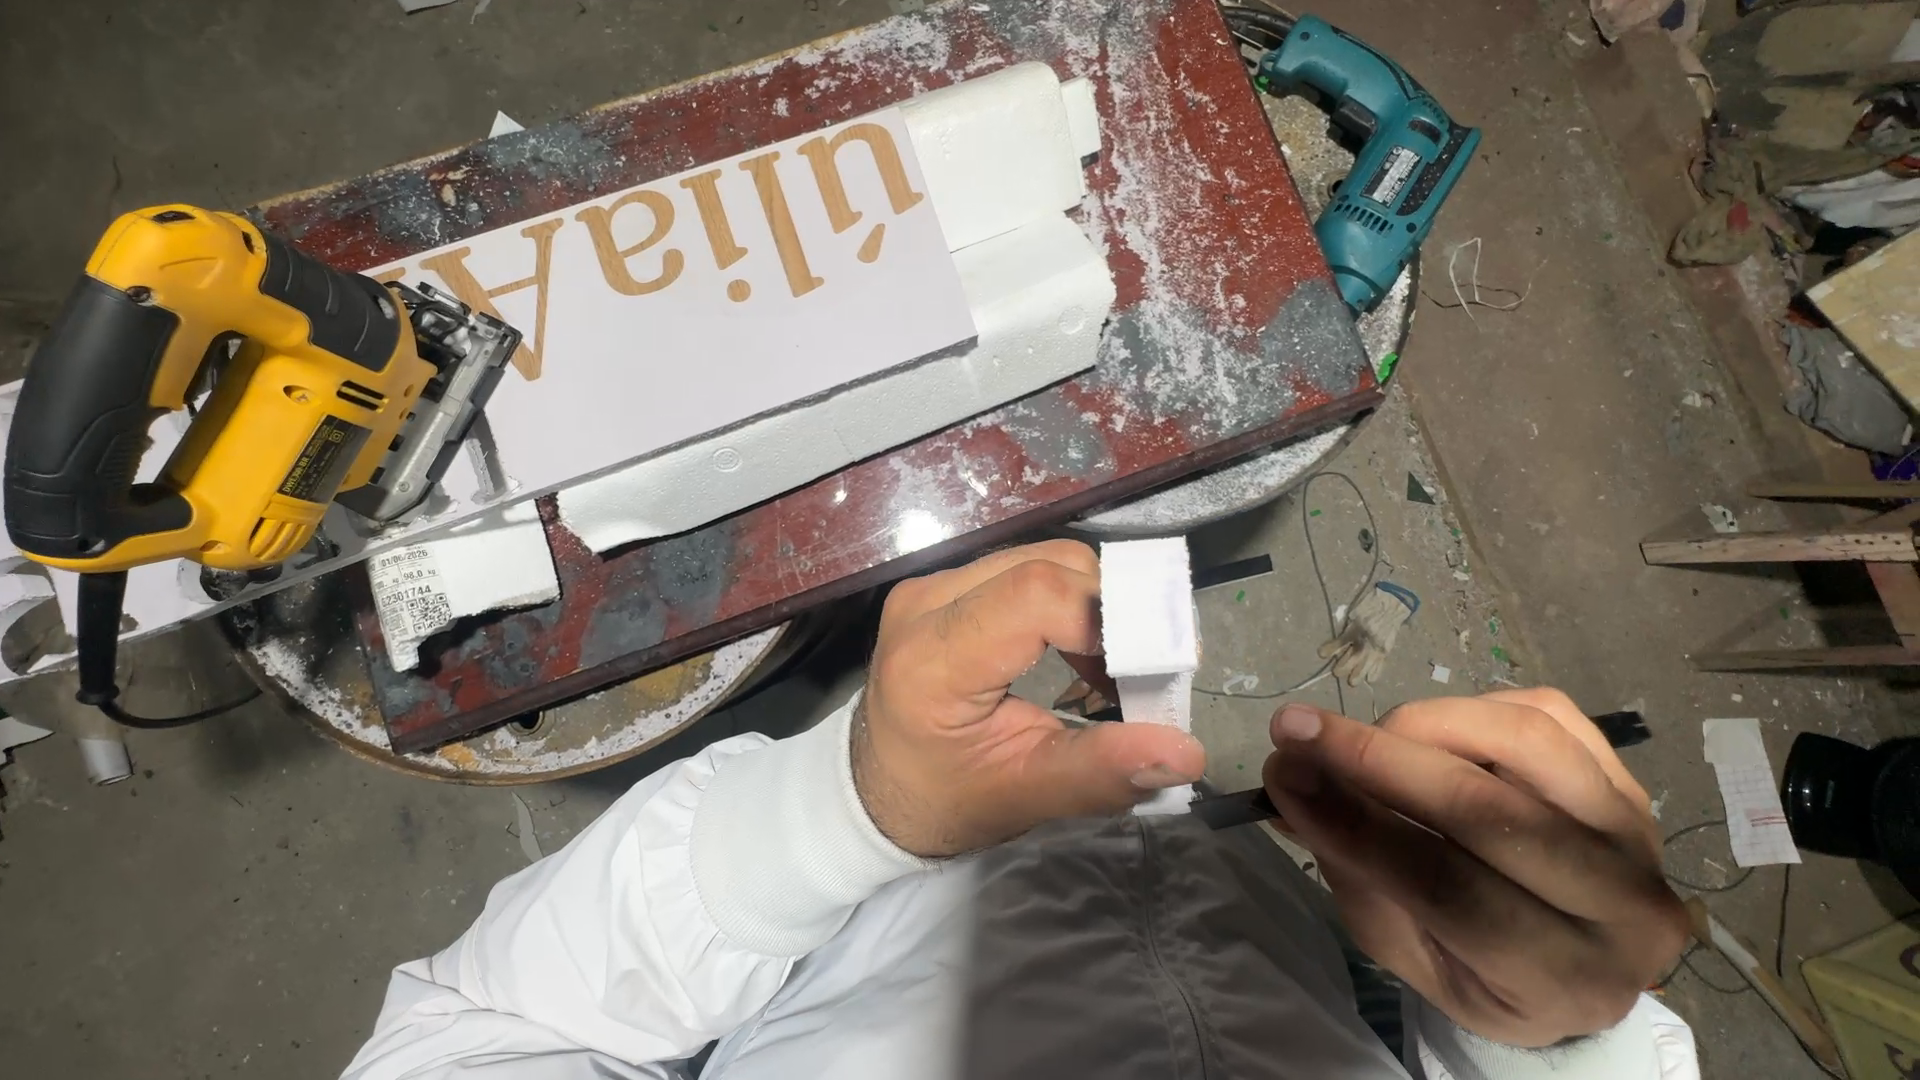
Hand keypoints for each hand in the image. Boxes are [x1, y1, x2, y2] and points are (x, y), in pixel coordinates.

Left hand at [853, 540, 1205, 857]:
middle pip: (1046, 565)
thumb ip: (1098, 771)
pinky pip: (1023, 568)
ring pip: (1041, 558)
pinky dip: (1068, 601)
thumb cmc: (941, 800)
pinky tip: (1081, 649)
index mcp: (934, 658)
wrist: (875, 789)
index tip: (1154, 672)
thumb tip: (1186, 752)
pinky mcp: (944, 586)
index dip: (1110, 621)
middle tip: (1144, 672)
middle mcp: (926, 601)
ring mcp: (932, 586)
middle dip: (1113, 611)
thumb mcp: (1020, 797)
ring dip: (1093, 604)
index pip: (1035, 595)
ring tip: (1114, 667)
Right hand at [1261, 688, 1686, 1046]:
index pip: (1447, 887)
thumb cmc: (1468, 958)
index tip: (1282, 770)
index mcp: (1561, 976)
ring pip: (1524, 742)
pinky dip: (1466, 709)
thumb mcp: (1395, 938)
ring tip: (1363, 737)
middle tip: (1296, 727)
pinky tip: (1427, 734)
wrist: (1567, 955)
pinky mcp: (1625, 774)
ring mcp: (1637, 832)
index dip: (1356, 823)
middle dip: (1375, 758)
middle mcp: (1623, 905)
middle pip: (1489, 811)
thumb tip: (1288, 774)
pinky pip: (1544, 710)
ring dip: (1420, 726)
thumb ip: (1347, 860)